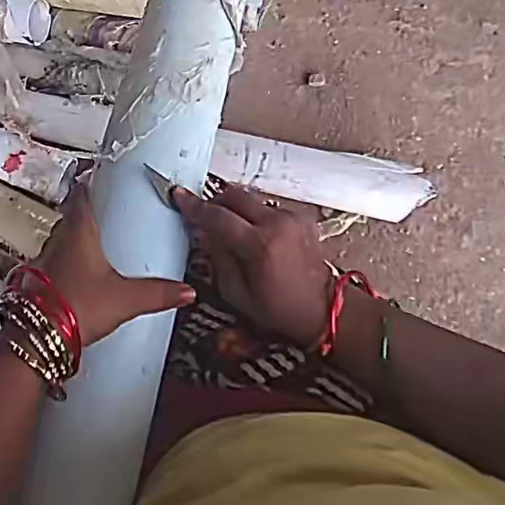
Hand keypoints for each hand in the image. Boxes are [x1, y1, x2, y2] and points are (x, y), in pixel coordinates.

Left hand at [31, 184, 194, 347]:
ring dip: (72, 243)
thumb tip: (185, 291)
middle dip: (83, 217)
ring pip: (58, 243)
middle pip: (68, 220)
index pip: (79, 199)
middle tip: (101, 217)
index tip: (94, 181)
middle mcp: (56, 243)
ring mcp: (42, 263)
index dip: (87, 187)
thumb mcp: (125, 299)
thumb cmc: (76, 307)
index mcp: (78, 235)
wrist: (37, 335)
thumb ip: (157, 293)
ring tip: (93, 249)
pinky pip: (51, 267)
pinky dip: (63, 267)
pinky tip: (76, 280)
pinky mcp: (34, 284)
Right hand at [172, 182, 334, 344]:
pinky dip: (254, 216)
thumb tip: (204, 233)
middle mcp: (277, 224)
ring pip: (250, 199)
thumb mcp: (235, 292)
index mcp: (259, 245)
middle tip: (205, 216)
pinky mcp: (300, 218)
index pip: (217, 215)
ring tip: (232, 232)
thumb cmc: (279, 308)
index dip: (194, 205)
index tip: (179, 196)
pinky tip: (254, 235)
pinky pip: (267, 207)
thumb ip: (217, 257)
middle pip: (234, 196)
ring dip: (235, 210)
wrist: (324, 309)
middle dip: (215, 203)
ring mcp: (291, 218)